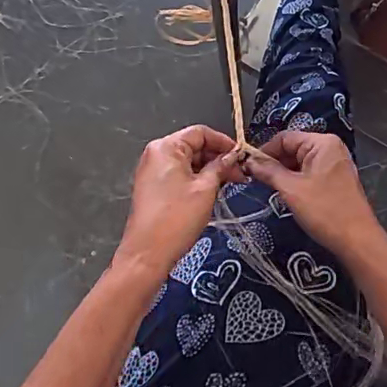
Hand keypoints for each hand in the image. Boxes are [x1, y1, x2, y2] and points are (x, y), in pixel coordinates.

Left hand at [117, 125, 245, 278]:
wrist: (147, 253)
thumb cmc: (174, 220)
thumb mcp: (206, 189)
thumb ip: (220, 167)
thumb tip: (231, 157)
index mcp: (166, 148)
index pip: (200, 133)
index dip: (223, 142)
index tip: (239, 155)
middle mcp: (156, 155)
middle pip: (194, 146)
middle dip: (217, 158)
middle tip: (238, 173)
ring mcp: (152, 171)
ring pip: (188, 161)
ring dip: (209, 170)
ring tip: (228, 184)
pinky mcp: (153, 187)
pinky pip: (179, 174)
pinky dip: (196, 179)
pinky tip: (212, 191)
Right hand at [245, 131, 382, 257]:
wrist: (357, 240)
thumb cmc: (324, 210)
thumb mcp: (291, 189)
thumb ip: (268, 171)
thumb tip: (249, 161)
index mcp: (322, 142)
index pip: (285, 137)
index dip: (264, 151)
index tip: (246, 167)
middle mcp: (330, 148)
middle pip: (293, 148)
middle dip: (273, 162)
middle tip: (254, 180)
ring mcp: (335, 164)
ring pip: (300, 162)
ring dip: (283, 173)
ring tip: (267, 188)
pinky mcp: (335, 179)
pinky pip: (309, 173)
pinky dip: (295, 180)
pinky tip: (286, 193)